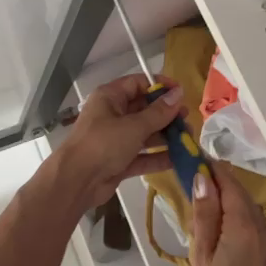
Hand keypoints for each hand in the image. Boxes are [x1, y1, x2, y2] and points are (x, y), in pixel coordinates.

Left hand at [51, 73, 183, 209]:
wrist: (77, 181)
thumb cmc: (103, 144)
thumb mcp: (133, 126)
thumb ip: (158, 112)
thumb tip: (178, 93)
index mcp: (110, 97)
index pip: (138, 83)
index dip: (160, 86)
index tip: (181, 93)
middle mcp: (112, 114)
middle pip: (143, 109)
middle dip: (166, 115)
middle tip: (188, 120)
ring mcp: (115, 139)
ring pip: (144, 133)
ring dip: (165, 136)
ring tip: (189, 140)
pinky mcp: (119, 161)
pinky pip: (142, 154)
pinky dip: (158, 156)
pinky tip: (179, 159)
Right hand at [190, 161, 265, 265]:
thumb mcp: (202, 256)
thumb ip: (204, 215)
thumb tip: (203, 178)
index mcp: (244, 227)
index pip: (229, 184)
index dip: (212, 167)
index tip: (194, 155)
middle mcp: (262, 230)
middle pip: (241, 194)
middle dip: (219, 181)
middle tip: (193, 174)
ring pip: (248, 209)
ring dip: (228, 199)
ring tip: (202, 198)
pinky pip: (252, 225)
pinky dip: (236, 216)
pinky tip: (219, 224)